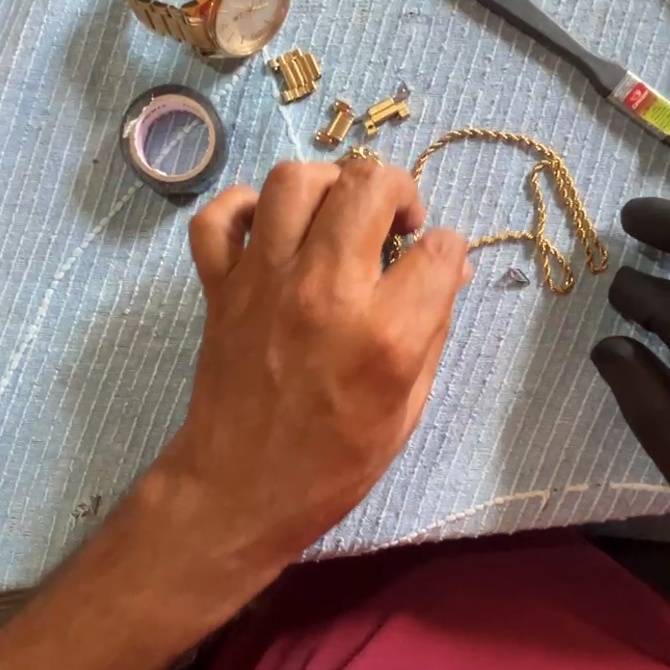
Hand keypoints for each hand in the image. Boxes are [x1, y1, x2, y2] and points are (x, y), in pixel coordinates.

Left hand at [154, 159, 470, 577]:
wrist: (241, 489)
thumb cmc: (335, 462)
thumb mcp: (408, 409)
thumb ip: (433, 329)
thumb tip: (451, 268)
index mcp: (385, 333)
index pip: (439, 248)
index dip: (448, 249)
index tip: (437, 263)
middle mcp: (326, 290)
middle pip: (370, 185)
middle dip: (399, 191)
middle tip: (395, 224)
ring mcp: (264, 282)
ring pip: (294, 179)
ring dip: (328, 185)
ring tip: (337, 216)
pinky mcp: (220, 286)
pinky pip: (219, 216)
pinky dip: (244, 209)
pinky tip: (271, 231)